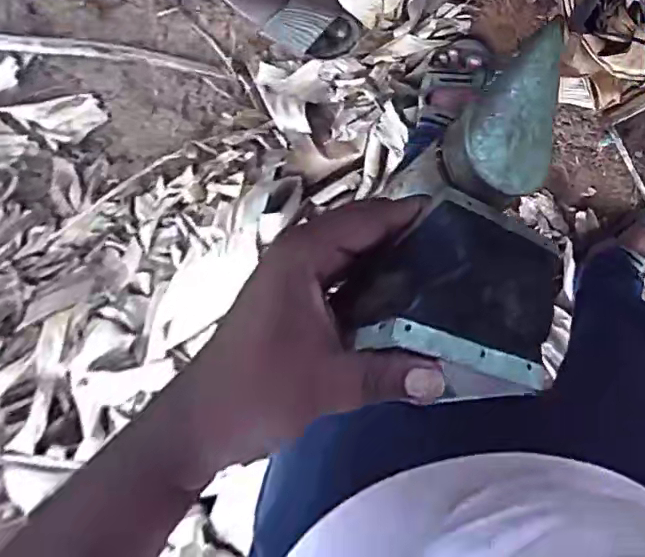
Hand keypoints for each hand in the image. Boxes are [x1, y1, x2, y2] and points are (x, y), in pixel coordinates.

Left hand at [153, 197, 445, 486]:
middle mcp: (298, 250)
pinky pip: (344, 264)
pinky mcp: (295, 290)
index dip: (408, 214)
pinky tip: (400, 286)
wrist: (193, 430)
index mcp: (302, 254)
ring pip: (353, 244)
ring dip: (389, 248)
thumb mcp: (326, 386)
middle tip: (451, 239)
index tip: (451, 216)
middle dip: (403, 228)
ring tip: (436, 258)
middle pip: (362, 224)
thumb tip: (441, 378)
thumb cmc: (253, 395)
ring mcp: (294, 269)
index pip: (367, 218)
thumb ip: (385, 376)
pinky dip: (372, 268)